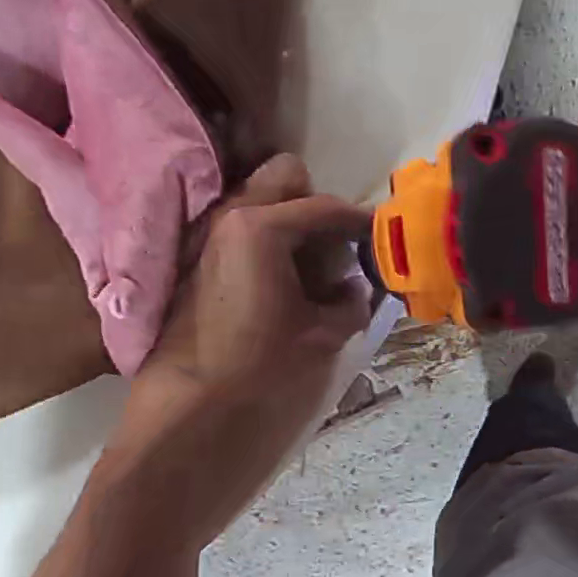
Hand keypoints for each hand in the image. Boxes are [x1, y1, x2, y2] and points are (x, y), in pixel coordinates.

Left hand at [130, 154, 371, 428]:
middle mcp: (232, 216)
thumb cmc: (264, 363)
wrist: (197, 398)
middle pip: (284, 178)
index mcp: (264, 228)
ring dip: (291, 219)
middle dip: (315, 202)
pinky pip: (245, 228)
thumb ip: (350, 302)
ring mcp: (212, 233)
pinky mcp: (203, 257)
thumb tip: (356, 289)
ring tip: (312, 262)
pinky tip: (283, 277)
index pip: (325, 207)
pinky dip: (270, 239)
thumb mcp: (324, 334)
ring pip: (260, 200)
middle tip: (336, 243)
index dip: (360, 221)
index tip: (380, 236)